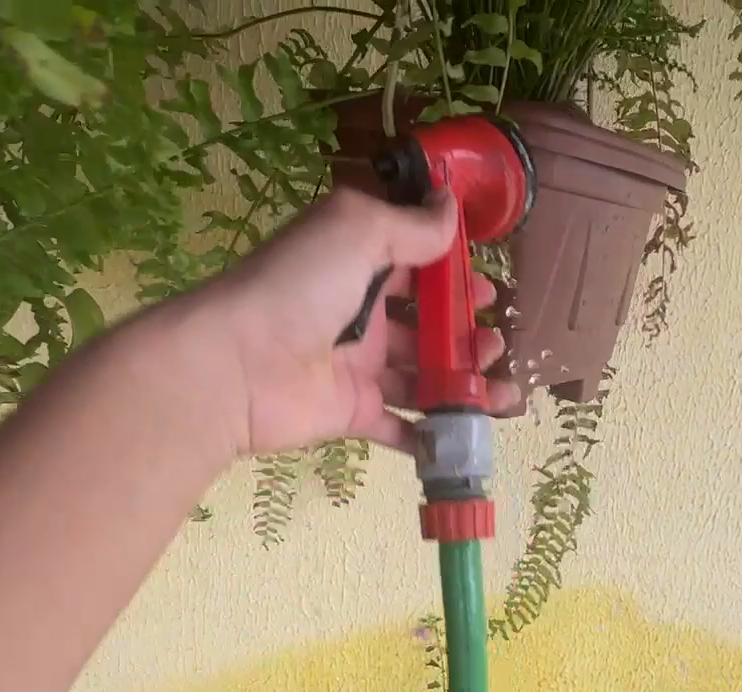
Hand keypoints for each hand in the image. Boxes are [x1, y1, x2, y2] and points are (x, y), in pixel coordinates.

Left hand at [190, 187, 515, 456]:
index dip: (455, 280)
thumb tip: (450, 205)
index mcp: (359, 269)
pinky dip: (432, 435)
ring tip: (500, 391)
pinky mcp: (355, 414)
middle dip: (467, 337)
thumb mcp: (357, 231)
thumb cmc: (300, 287)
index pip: (416, 271)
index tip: (491, 292)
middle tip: (497, 345)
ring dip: (463, 385)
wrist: (240, 365)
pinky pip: (401, 427)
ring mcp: (359, 370)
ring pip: (423, 380)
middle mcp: (361, 318)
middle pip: (426, 329)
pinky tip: (466, 435)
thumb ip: (410, 225)